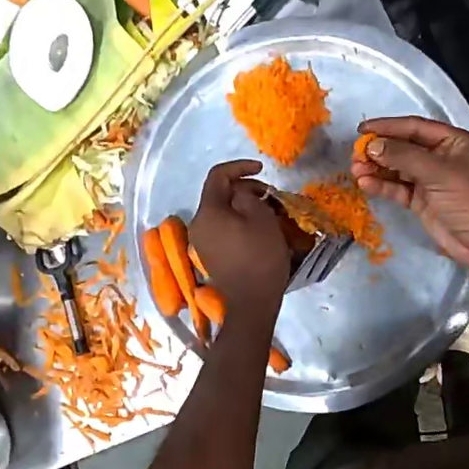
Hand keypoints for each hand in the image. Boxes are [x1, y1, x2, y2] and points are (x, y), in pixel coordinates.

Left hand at [189, 159, 289, 316]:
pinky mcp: (210, 255)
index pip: (217, 176)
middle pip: (218, 194)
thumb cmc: (260, 256)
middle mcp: (198, 224)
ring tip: (267, 211)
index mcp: (207, 211)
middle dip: (244, 187)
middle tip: (270, 195)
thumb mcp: (261, 217)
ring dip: (243, 206)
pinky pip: (223, 228)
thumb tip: (240, 195)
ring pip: (222, 212)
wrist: (252, 301)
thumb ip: (248, 196)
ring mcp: (201, 241)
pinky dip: (238, 221)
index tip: (262, 168)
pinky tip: (257, 228)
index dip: (240, 166)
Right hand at [353, 116, 468, 274]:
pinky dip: (382, 186)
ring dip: (377, 169)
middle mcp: (440, 157)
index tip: (362, 131)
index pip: (415, 128)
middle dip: (379, 150)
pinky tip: (365, 184)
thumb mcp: (439, 173)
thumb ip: (404, 156)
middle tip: (355, 155)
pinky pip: (398, 189)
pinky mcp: (422, 201)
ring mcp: (430, 180)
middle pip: (404, 148)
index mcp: (452, 142)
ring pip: (398, 169)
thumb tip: (372, 145)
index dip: (388, 127)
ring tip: (355, 170)